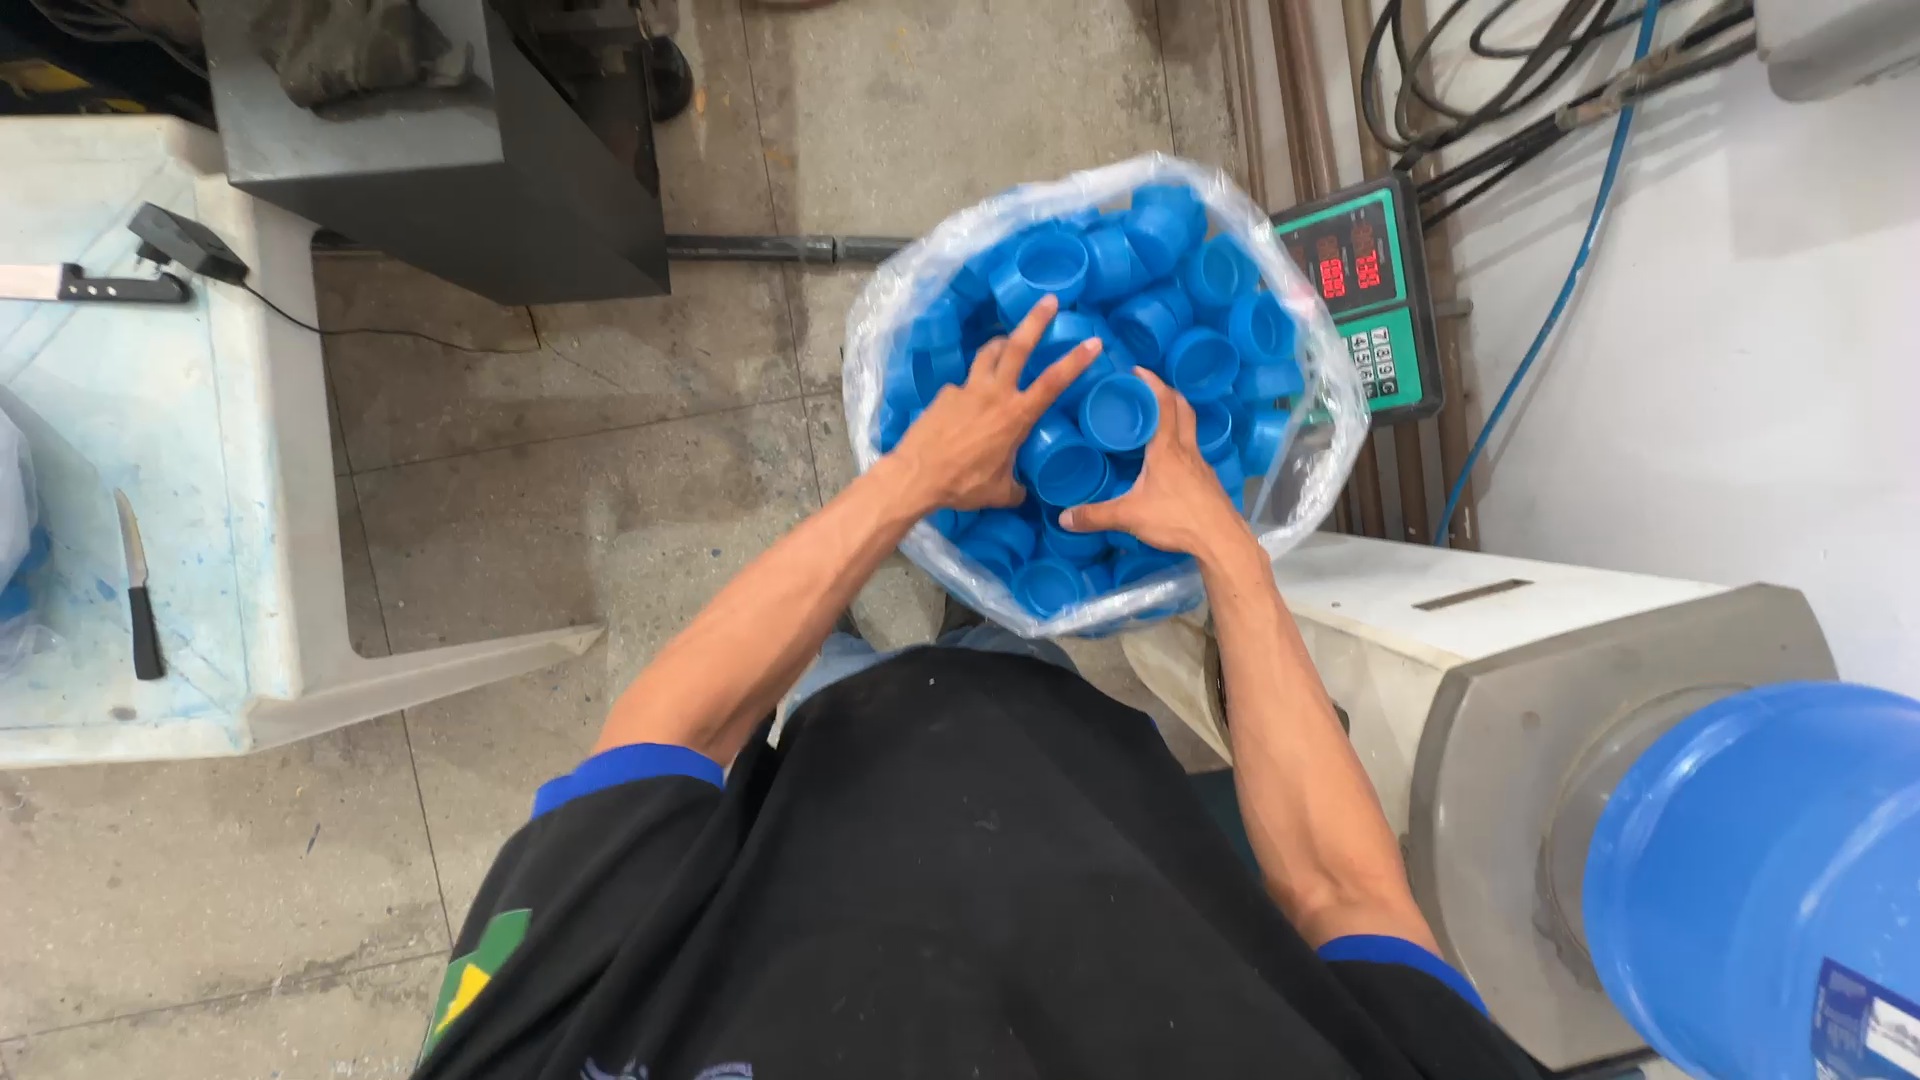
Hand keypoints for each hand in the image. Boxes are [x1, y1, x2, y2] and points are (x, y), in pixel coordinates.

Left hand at [888, 295, 1100, 511]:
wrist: (916, 475)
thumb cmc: (963, 484)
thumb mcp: (999, 492)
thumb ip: (1016, 488)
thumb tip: (1022, 491)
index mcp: (1015, 416)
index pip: (1053, 382)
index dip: (1076, 360)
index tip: (1094, 341)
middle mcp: (994, 394)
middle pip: (1018, 346)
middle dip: (1036, 320)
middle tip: (1049, 300)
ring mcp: (967, 389)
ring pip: (987, 354)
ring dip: (1000, 343)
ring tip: (1006, 342)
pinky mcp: (944, 394)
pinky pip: (963, 384)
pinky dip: (971, 387)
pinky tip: (966, 404)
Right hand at [1059, 369, 1248, 559]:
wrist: (1220, 539)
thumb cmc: (1176, 519)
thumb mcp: (1129, 517)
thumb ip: (1095, 515)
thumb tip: (1063, 518)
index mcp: (1166, 449)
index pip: (1163, 404)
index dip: (1152, 383)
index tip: (1138, 370)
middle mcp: (1186, 450)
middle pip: (1183, 409)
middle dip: (1167, 393)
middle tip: (1149, 389)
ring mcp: (1201, 465)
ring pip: (1191, 430)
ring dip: (1176, 418)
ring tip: (1156, 421)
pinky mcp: (1208, 481)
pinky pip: (1193, 453)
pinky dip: (1181, 445)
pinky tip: (1170, 460)